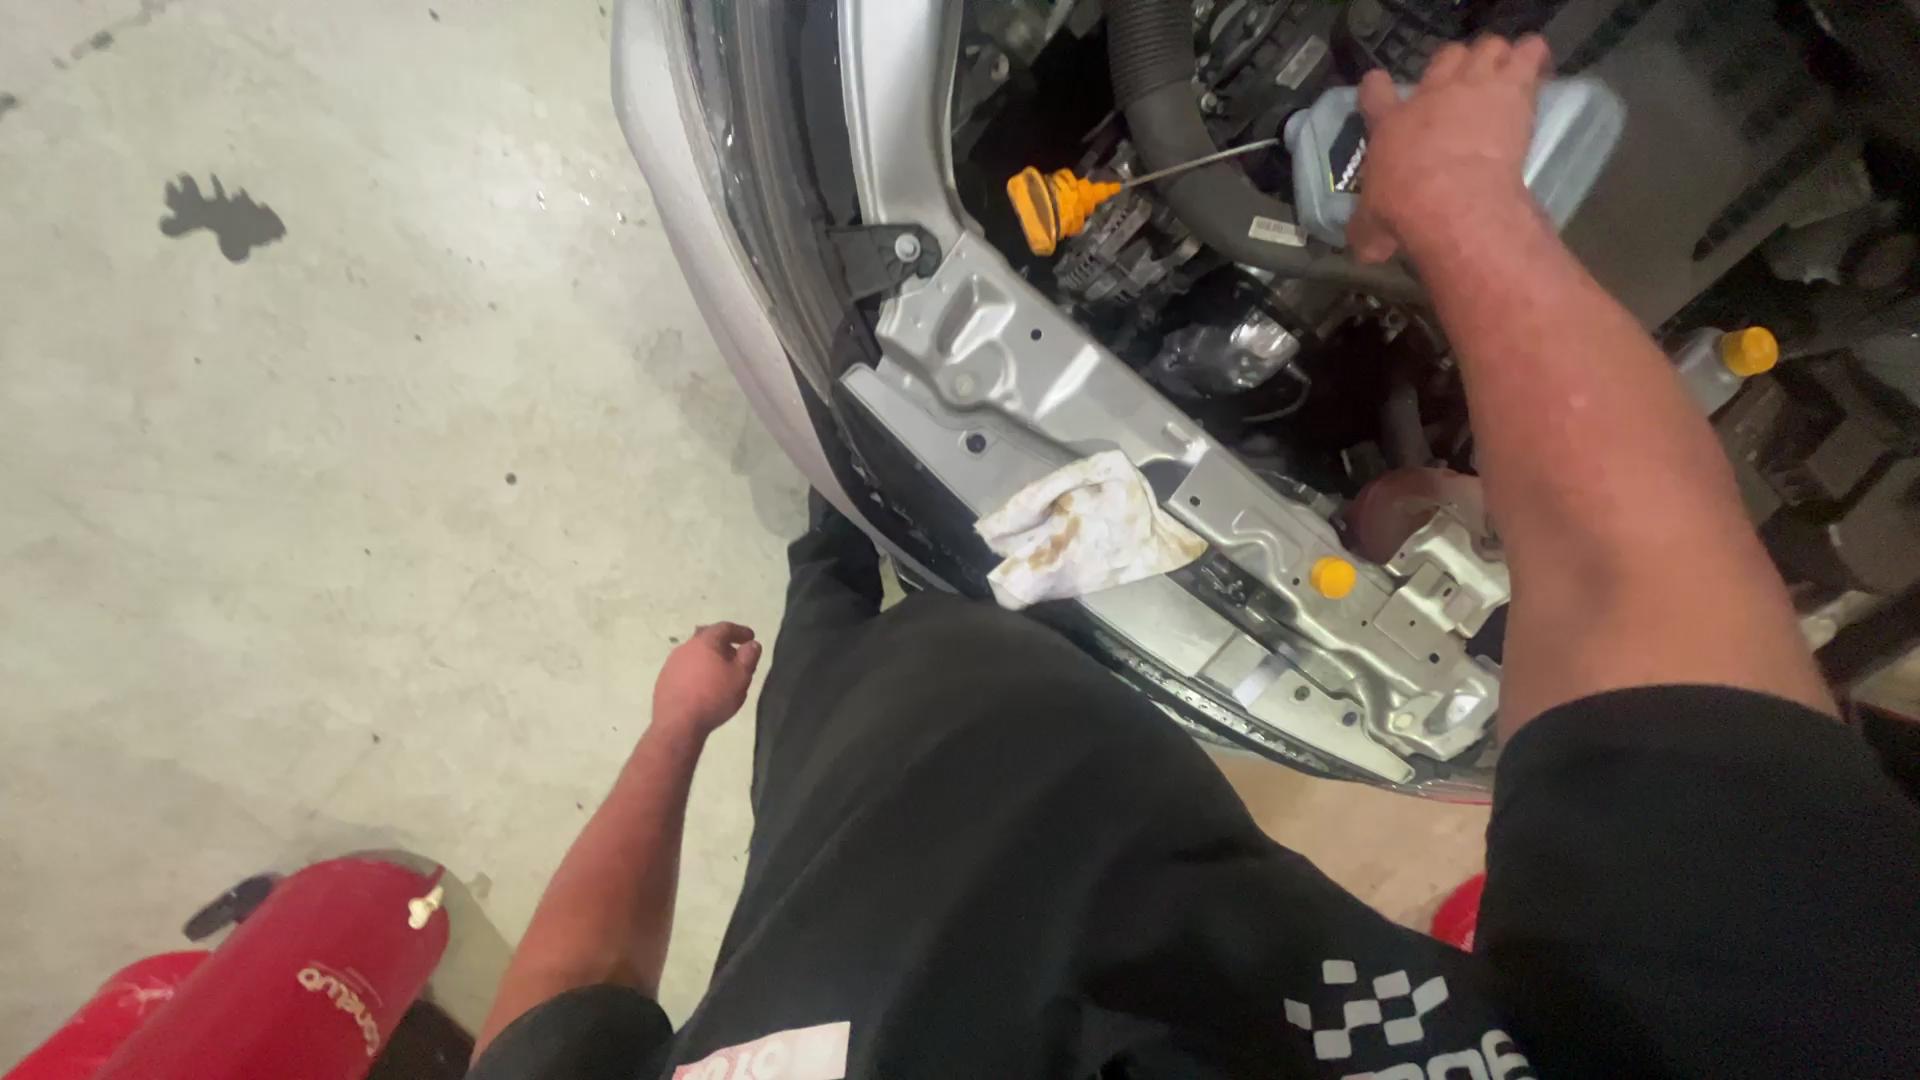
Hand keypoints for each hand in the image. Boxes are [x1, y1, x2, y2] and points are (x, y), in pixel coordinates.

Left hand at [650, 622, 762, 739]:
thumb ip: (749, 656)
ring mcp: (671, 664)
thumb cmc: (714, 697)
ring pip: (694, 653)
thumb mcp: (741, 677)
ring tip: (720, 672)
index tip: (751, 638)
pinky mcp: (664, 680)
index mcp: (705, 642)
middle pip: (706, 637)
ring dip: (708, 658)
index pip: (724, 627)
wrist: (678, 725)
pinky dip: (697, 671)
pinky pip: (685, 668)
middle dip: (723, 642)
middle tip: (735, 653)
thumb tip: (752, 644)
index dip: (740, 631)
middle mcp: (685, 647)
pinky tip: (703, 686)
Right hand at [1347, 35, 1552, 263]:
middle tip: (1458, 87)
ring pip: (1487, 47)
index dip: (1375, 87)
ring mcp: (1472, 87)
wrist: (1449, 202)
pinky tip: (1533, 74)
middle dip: (1452, 67)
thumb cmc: (1401, 214)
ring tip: (1500, 77)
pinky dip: (1532, 59)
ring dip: (1495, 59)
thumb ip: (1365, 228)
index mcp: (1389, 126)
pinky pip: (1529, 53)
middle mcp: (1430, 98)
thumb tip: (1366, 245)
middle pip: (1444, 57)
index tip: (1378, 86)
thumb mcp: (1369, 230)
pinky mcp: (1512, 89)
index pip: (1374, 93)